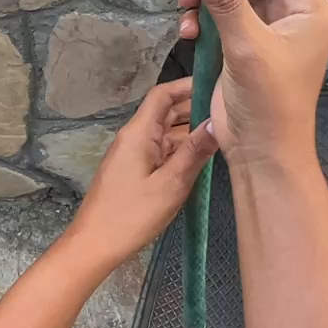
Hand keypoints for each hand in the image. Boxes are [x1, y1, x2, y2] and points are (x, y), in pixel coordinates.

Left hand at [62, 76, 219, 268]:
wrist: (95, 243)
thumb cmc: (131, 214)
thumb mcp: (170, 183)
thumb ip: (194, 151)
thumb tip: (218, 121)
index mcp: (138, 133)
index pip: (162, 95)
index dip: (188, 85)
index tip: (218, 85)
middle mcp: (133, 138)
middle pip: (166, 112)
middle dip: (196, 108)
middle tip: (232, 110)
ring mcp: (132, 155)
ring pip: (166, 134)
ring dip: (191, 132)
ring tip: (226, 132)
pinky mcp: (133, 171)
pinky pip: (160, 152)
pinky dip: (181, 150)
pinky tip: (203, 157)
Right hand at [175, 0, 327, 167]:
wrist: (260, 151)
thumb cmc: (269, 103)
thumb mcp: (248, 48)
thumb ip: (227, 2)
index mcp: (307, 8)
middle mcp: (288, 13)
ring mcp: (263, 31)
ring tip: (183, 0)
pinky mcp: (241, 47)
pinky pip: (220, 19)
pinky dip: (201, 18)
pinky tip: (186, 29)